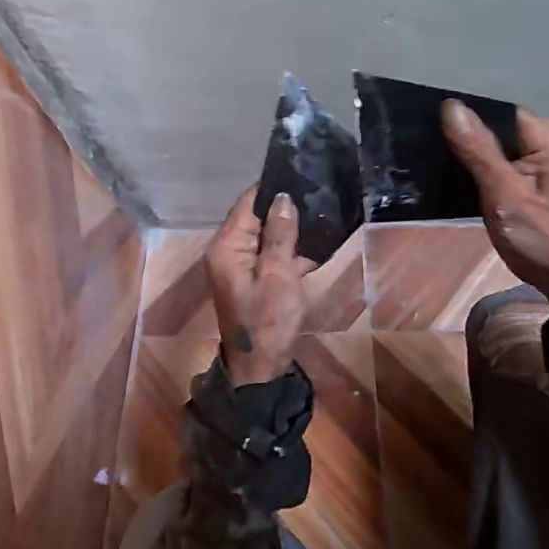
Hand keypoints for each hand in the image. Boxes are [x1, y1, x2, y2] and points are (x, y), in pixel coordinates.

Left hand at [205, 187, 313, 384]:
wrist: (260, 370)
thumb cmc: (268, 321)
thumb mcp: (278, 275)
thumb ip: (280, 234)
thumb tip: (283, 197)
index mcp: (226, 246)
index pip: (247, 202)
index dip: (273, 190)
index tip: (303, 178)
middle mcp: (226, 250)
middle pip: (255, 216)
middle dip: (284, 210)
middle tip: (319, 196)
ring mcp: (237, 266)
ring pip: (265, 235)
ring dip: (290, 231)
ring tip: (322, 215)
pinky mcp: (250, 278)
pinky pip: (269, 254)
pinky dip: (288, 250)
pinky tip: (316, 245)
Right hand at [441, 100, 548, 350]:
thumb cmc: (542, 239)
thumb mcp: (505, 195)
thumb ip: (478, 151)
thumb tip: (450, 106)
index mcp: (545, 135)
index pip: (493, 109)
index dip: (460, 116)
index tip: (423, 124)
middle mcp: (542, 140)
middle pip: (490, 126)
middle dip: (458, 135)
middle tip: (418, 145)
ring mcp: (534, 160)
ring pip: (488, 145)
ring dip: (462, 154)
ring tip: (425, 157)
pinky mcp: (523, 179)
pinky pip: (491, 163)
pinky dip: (472, 170)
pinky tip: (445, 175)